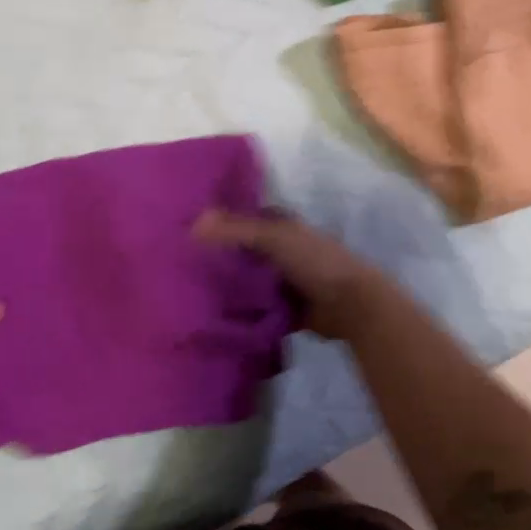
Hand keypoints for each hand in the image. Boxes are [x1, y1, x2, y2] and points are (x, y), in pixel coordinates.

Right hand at [193, 211, 387, 340]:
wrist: (351, 306)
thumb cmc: (314, 261)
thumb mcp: (272, 238)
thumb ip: (235, 230)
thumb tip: (193, 224)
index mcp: (279, 224)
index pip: (240, 218)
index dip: (216, 222)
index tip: (183, 230)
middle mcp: (278, 248)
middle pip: (240, 250)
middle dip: (216, 255)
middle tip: (179, 263)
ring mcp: (281, 278)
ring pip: (245, 278)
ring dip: (226, 283)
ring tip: (188, 288)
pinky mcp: (282, 306)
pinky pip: (253, 305)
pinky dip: (238, 308)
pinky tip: (211, 311)